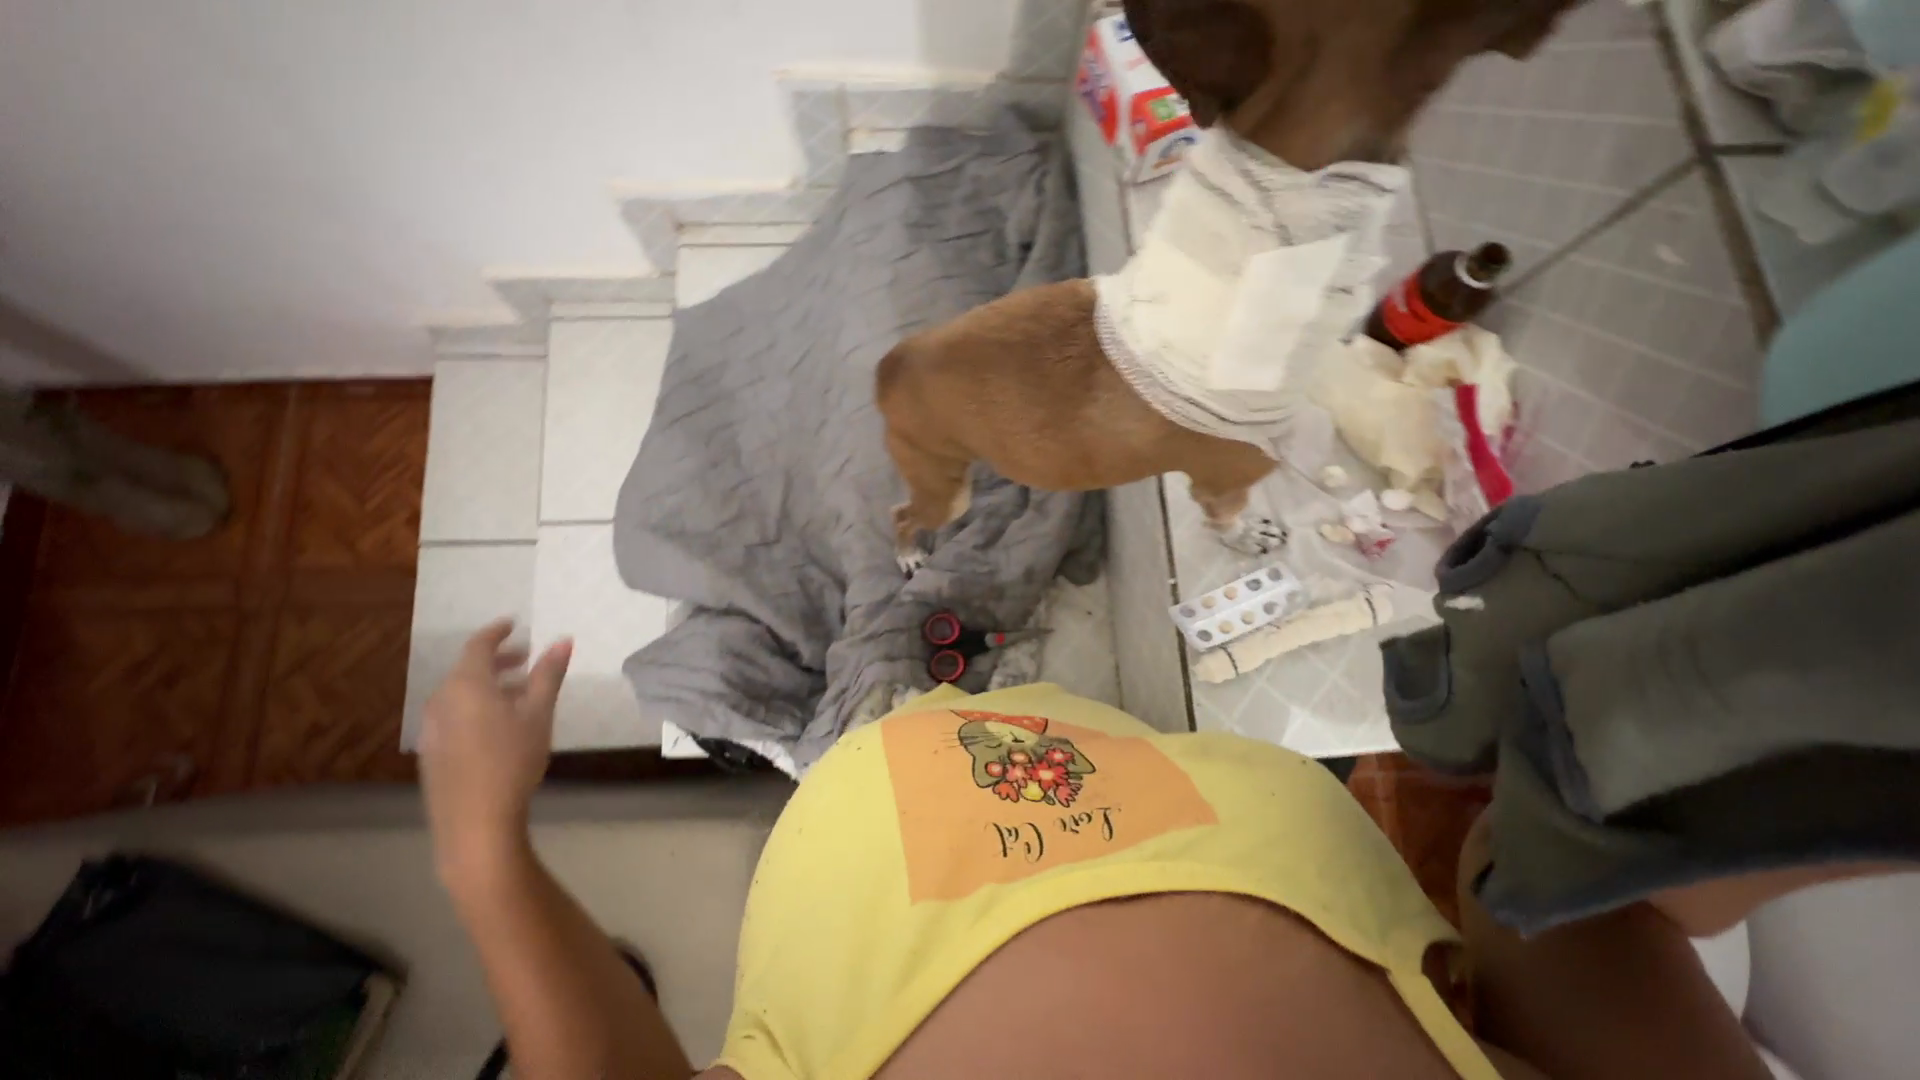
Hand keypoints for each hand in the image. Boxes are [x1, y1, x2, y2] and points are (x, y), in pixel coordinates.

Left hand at [420, 619, 571, 888]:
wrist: (474, 822)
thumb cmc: (511, 760)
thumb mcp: (539, 714)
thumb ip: (548, 675)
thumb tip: (563, 641)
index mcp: (466, 685)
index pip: (478, 645)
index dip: (497, 632)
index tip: (514, 625)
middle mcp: (441, 700)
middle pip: (468, 669)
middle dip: (498, 661)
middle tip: (527, 660)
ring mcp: (432, 728)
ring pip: (462, 694)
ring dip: (490, 687)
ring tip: (520, 695)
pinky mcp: (432, 752)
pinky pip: (455, 715)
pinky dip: (477, 708)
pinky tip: (499, 727)